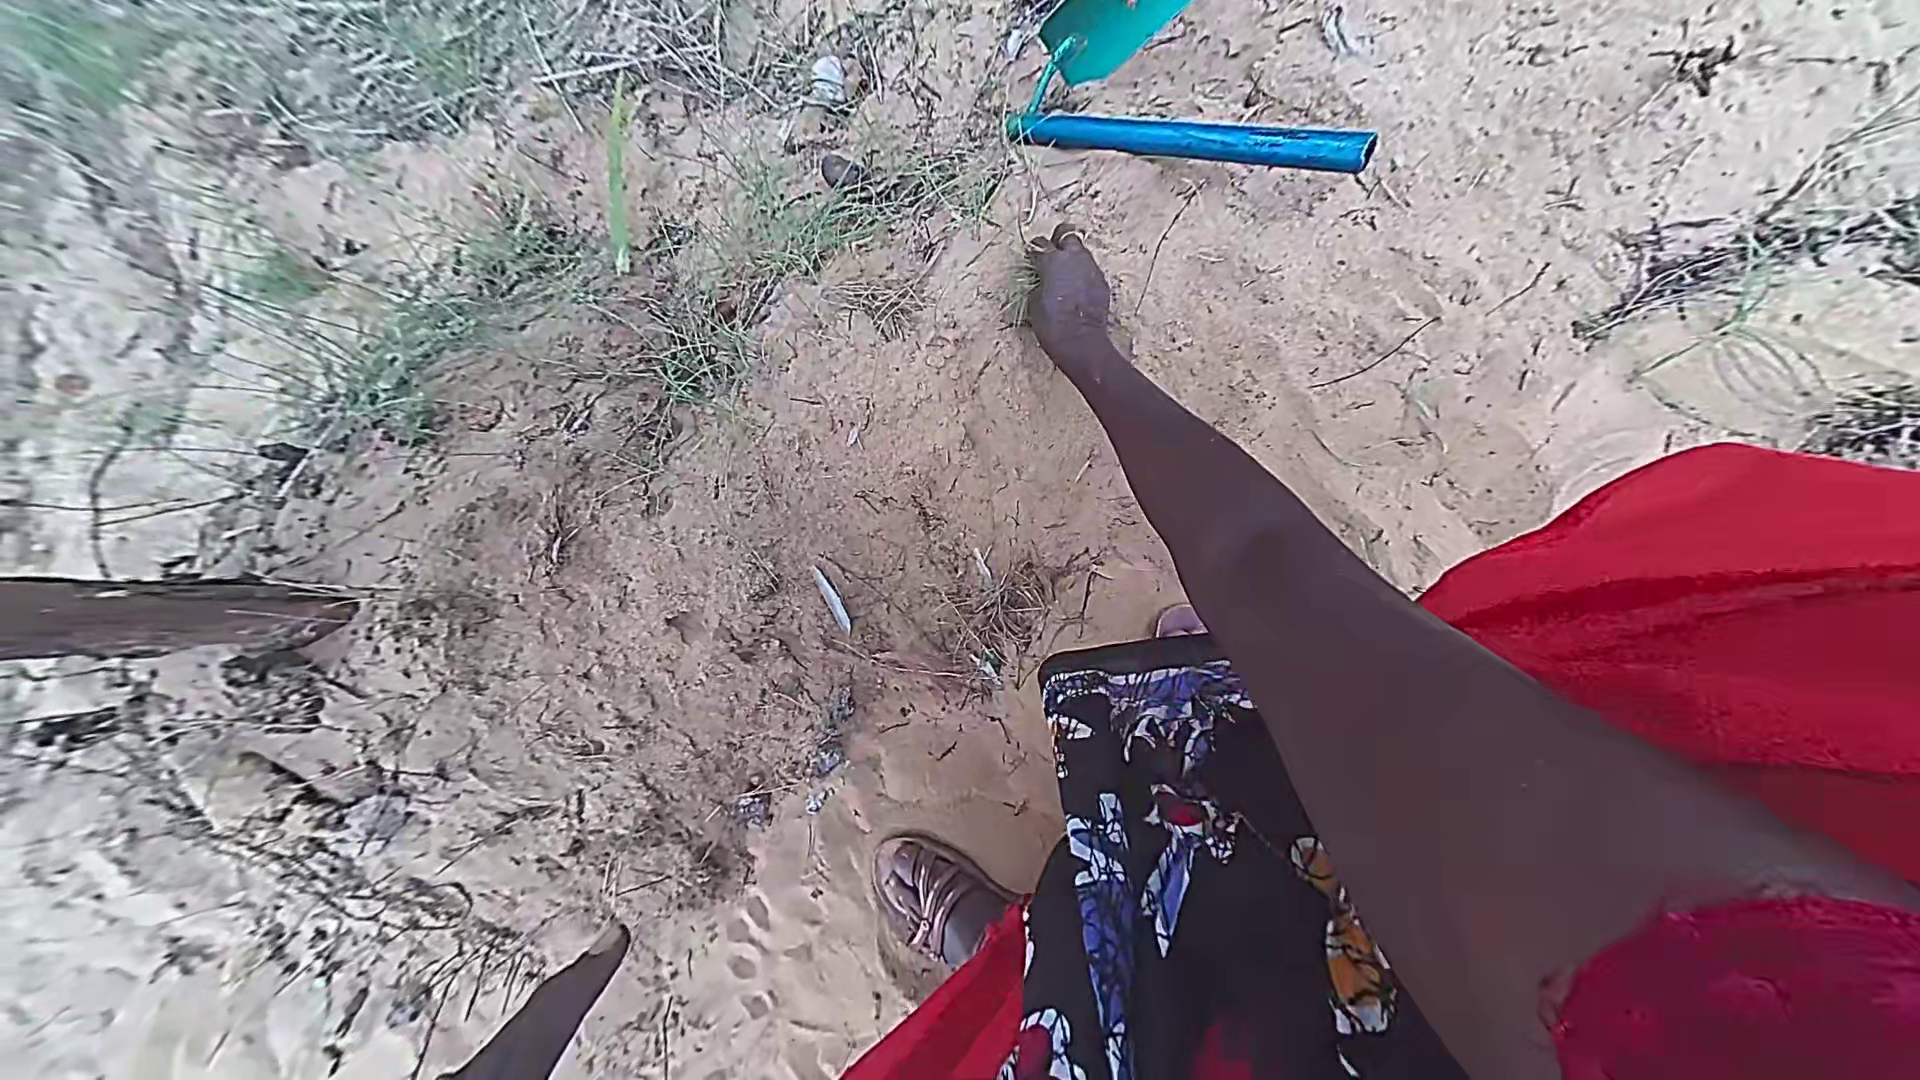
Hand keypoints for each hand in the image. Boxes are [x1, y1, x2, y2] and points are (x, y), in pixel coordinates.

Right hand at [1027, 223, 1111, 361]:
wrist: (1079, 340)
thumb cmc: (1051, 324)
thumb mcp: (1034, 302)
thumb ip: (1038, 283)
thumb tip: (1041, 280)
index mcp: (1051, 261)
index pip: (1039, 244)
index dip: (1034, 252)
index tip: (1032, 260)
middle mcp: (1073, 258)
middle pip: (1066, 235)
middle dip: (1058, 242)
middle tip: (1052, 256)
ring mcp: (1090, 268)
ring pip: (1081, 252)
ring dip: (1072, 259)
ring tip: (1066, 275)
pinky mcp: (1101, 281)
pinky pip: (1090, 271)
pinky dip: (1083, 276)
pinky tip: (1077, 291)